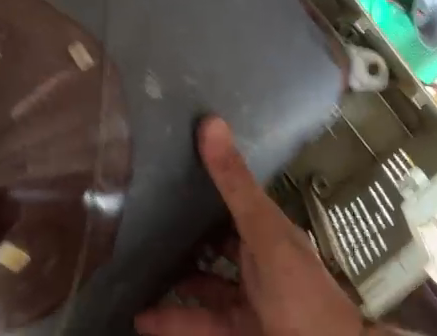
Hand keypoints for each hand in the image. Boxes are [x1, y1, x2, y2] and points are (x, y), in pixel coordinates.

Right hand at [134, 117, 365, 335]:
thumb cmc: (299, 290)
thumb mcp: (266, 233)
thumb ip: (235, 185)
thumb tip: (210, 123)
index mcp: (270, 231)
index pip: (237, 198)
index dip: (209, 180)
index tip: (172, 162)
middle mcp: (258, 262)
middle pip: (218, 241)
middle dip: (187, 231)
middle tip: (146, 214)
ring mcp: (248, 299)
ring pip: (204, 283)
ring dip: (174, 277)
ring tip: (136, 264)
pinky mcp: (235, 331)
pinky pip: (197, 323)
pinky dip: (170, 321)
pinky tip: (141, 317)